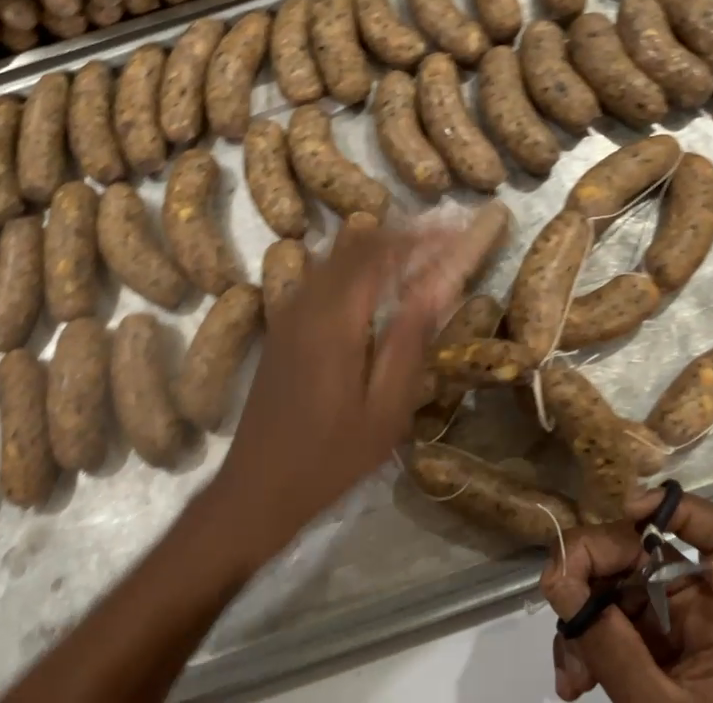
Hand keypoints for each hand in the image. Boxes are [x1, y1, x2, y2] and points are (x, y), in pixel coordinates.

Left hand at [209, 223, 465, 553]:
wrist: (258, 485)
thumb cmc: (330, 456)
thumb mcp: (384, 410)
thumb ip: (409, 342)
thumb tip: (438, 285)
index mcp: (334, 319)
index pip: (382, 253)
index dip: (421, 235)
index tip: (455, 227)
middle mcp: (306, 302)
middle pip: (356, 245)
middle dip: (402, 233)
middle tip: (442, 234)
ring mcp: (288, 312)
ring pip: (334, 256)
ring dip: (376, 245)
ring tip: (417, 249)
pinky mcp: (280, 327)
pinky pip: (319, 275)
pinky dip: (352, 264)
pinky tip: (374, 281)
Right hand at [540, 488, 712, 702]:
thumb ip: (610, 646)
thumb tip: (556, 577)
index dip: (684, 509)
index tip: (625, 510)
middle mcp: (707, 616)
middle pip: (649, 551)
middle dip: (596, 565)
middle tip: (557, 589)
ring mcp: (674, 633)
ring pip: (617, 585)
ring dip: (580, 614)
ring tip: (570, 669)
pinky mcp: (649, 652)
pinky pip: (606, 621)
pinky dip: (582, 642)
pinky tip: (572, 680)